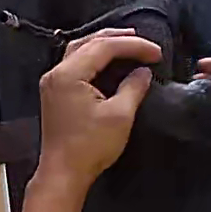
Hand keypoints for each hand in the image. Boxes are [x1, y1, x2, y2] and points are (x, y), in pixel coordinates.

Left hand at [35, 28, 159, 192]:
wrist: (65, 172)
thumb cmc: (91, 146)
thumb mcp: (120, 115)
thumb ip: (133, 88)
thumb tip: (144, 72)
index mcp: (69, 74)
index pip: (104, 47)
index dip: (133, 46)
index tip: (157, 53)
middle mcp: (57, 72)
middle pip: (88, 42)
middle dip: (118, 38)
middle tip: (143, 41)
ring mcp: (54, 82)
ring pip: (80, 51)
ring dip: (105, 45)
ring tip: (128, 44)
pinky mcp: (57, 93)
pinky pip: (76, 64)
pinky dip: (96, 58)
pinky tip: (110, 62)